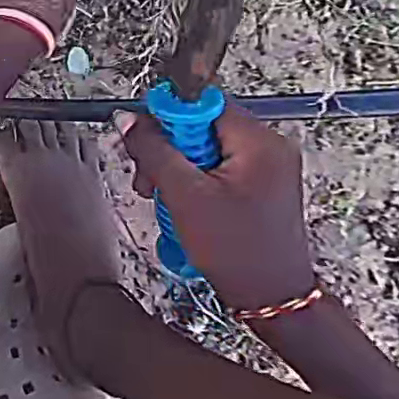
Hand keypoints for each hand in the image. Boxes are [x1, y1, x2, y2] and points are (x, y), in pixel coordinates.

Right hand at [119, 104, 316, 309]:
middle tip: (149, 178)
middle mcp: (267, 146)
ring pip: (201, 146)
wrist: (269, 295)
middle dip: (166, 149)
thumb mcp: (184, 194)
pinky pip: (211, 165)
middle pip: (199, 125)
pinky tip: (179, 201)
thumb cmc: (235, 249)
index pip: (203, 103)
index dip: (168, 118)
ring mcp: (263, 165)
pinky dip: (188, 179)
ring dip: (172, 166)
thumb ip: (153, 150)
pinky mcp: (255, 183)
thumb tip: (129, 119)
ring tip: (160, 194)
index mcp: (259, 141)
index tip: (146, 141)